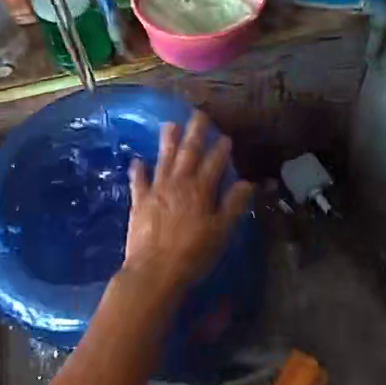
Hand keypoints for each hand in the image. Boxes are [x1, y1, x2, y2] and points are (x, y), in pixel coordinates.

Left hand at [120, 112, 254, 296]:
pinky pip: (138, 181)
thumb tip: (247, 183)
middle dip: (195, 133)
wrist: (155, 270)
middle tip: (198, 114)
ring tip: (170, 124)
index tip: (225, 136)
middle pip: (189, 153)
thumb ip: (234, 205)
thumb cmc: (194, 253)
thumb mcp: (221, 231)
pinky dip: (138, 170)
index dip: (221, 149)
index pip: (215, 163)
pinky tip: (138, 160)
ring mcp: (156, 190)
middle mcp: (178, 183)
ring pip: (164, 160)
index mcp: (201, 190)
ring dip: (167, 141)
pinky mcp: (139, 202)